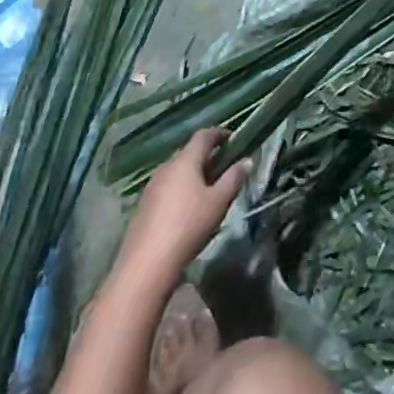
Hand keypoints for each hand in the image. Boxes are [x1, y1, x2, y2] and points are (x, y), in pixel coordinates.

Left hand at [112, 128, 252, 294]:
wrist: (149, 259)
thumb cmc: (189, 225)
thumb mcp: (219, 202)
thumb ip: (234, 178)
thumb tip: (247, 159)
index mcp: (185, 161)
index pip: (202, 136)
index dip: (218, 133)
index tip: (232, 137)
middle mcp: (166, 166)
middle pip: (189, 152)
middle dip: (207, 155)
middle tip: (224, 166)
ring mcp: (152, 184)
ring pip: (177, 169)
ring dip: (193, 172)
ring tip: (209, 187)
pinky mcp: (145, 202)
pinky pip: (168, 184)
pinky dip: (181, 186)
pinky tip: (188, 205)